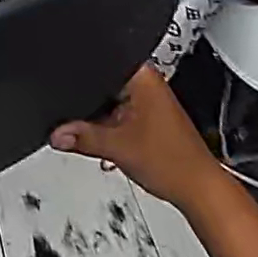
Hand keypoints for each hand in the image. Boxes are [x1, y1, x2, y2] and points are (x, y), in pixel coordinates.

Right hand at [50, 65, 226, 208]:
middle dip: (91, 106)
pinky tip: (113, 147)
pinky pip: (119, 114)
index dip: (80, 83)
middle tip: (94, 127)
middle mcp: (147, 81)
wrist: (200, 191)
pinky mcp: (149, 115)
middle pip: (101, 85)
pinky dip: (112, 129)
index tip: (69, 99)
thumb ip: (81, 137)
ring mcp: (149, 98)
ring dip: (102, 120)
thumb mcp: (117, 147)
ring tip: (109, 141)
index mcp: (141, 74)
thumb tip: (57, 133)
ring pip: (109, 102)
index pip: (99, 65)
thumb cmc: (175, 163)